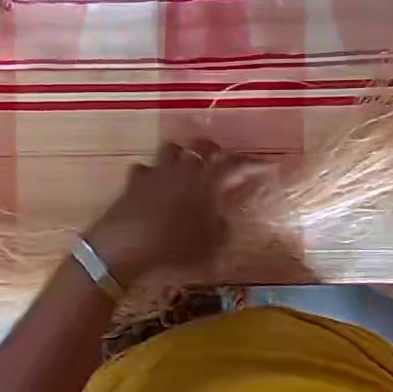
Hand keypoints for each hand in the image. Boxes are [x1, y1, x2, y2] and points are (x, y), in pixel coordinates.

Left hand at [81, 140, 266, 282]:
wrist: (125, 245)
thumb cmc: (175, 245)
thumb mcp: (211, 244)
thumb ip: (222, 228)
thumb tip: (225, 219)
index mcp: (206, 179)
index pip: (235, 164)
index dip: (252, 163)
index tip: (266, 165)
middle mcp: (182, 168)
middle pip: (201, 146)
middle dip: (214, 151)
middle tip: (220, 161)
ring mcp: (155, 171)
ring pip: (171, 149)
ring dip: (181, 155)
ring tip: (186, 169)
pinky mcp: (132, 181)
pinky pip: (144, 169)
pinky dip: (151, 175)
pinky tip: (152, 186)